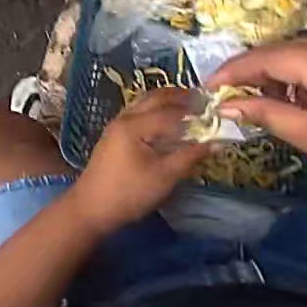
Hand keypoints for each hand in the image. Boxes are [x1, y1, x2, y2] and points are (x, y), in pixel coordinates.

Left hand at [68, 88, 212, 233]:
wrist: (90, 210)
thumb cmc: (128, 194)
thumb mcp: (164, 177)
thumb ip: (190, 156)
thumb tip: (216, 142)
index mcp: (135, 125)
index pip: (171, 111)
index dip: (195, 112)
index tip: (216, 112)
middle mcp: (124, 118)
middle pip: (155, 98)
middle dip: (180, 96)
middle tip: (203, 101)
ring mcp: (116, 126)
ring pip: (145, 103)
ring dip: (167, 102)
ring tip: (189, 108)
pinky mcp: (114, 136)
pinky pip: (139, 113)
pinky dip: (156, 111)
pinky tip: (167, 123)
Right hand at [208, 40, 306, 203]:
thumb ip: (269, 115)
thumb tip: (229, 105)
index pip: (270, 56)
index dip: (235, 70)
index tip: (208, 87)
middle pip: (288, 50)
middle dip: (257, 71)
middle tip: (231, 97)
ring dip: (282, 76)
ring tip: (263, 106)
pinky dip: (306, 80)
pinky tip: (300, 104)